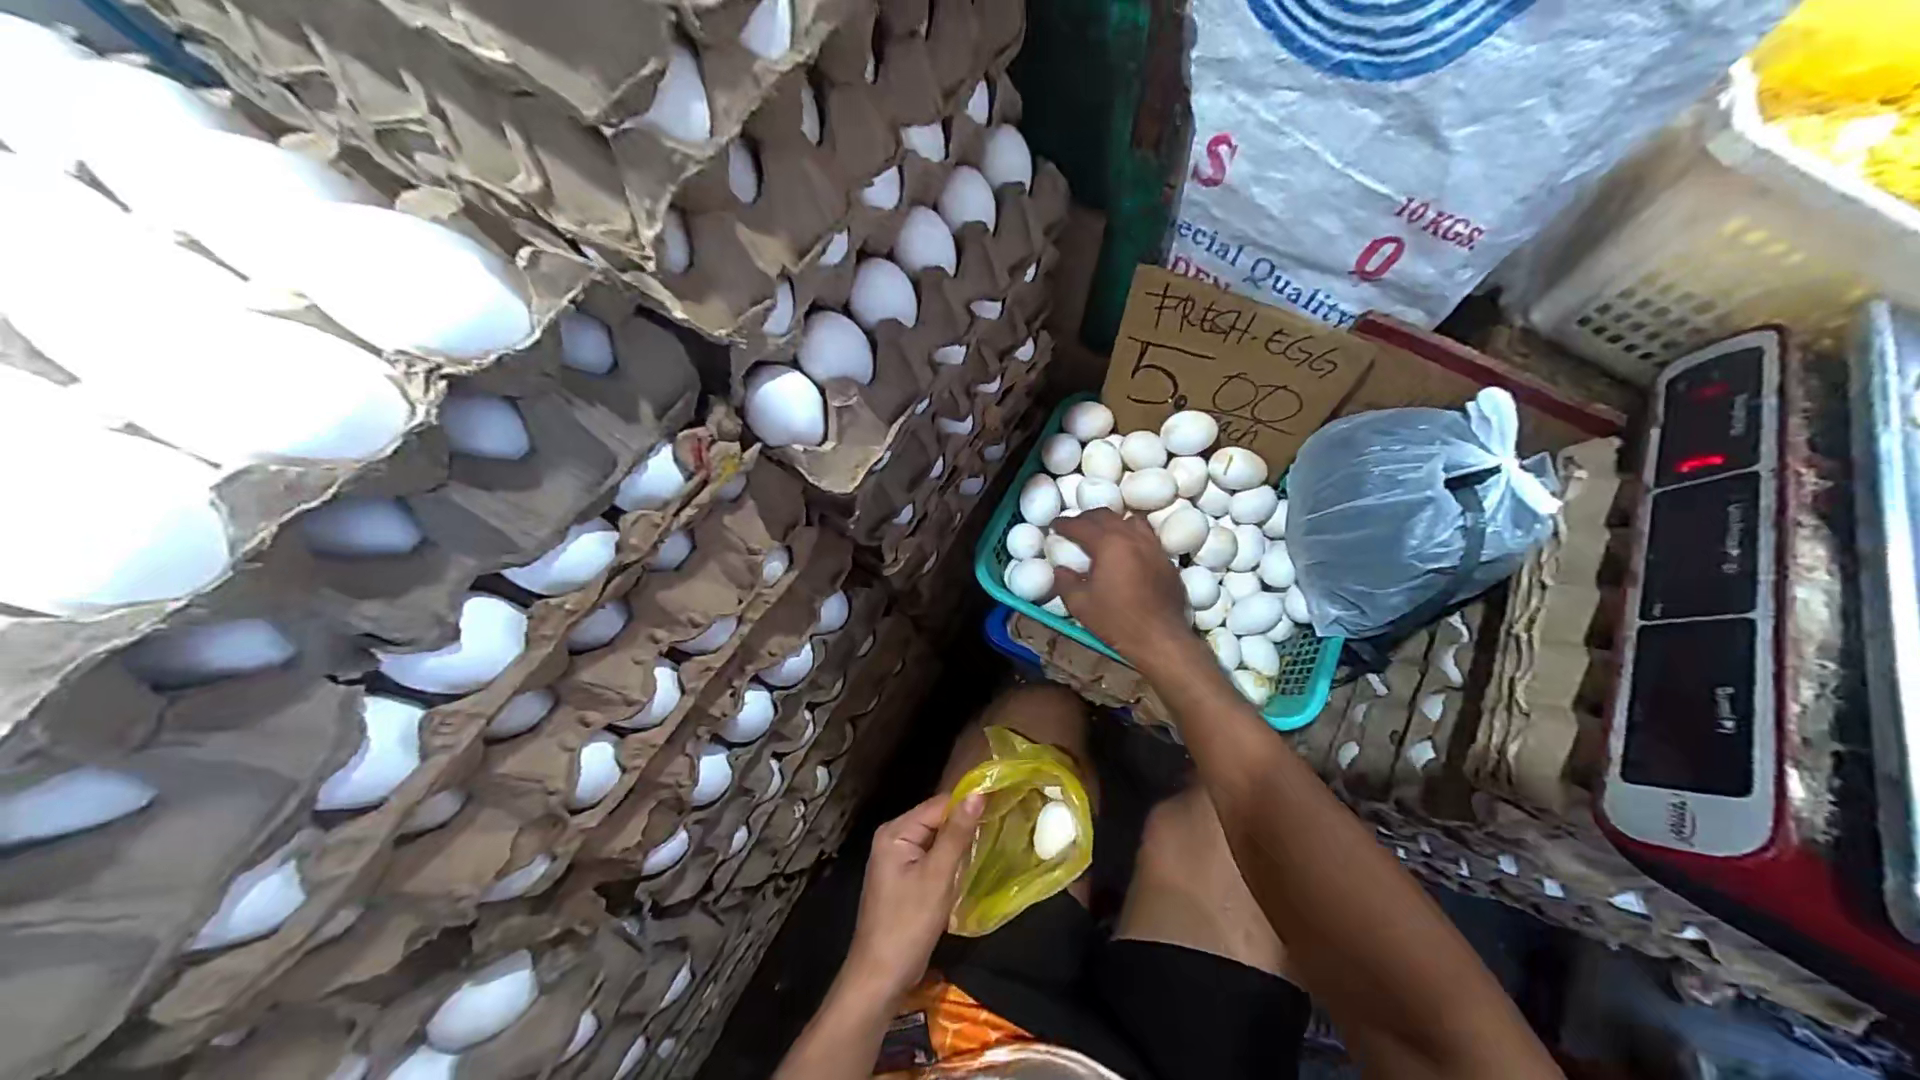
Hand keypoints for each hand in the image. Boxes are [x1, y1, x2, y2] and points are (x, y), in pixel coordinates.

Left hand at [844, 792, 985, 998]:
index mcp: (895, 831)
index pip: (938, 805)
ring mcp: (897, 860)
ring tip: (993, 841)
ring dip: (959, 844)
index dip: (968, 805)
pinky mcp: (904, 879)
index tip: (1001, 804)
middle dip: (964, 825)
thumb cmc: (908, 924)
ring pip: (936, 840)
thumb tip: (977, 794)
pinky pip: (931, 858)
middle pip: (936, 820)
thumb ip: (957, 833)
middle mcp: (892, 838)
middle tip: (1001, 825)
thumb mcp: (938, 876)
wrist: (880, 977)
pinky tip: (970, 867)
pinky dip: (950, 861)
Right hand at [1052, 510, 1195, 666]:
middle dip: (1087, 518)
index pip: (1082, 526)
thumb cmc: (1117, 622)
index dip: (1065, 524)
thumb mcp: (1080, 605)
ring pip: (1130, 521)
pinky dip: (1131, 535)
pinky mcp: (1166, 560)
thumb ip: (1065, 582)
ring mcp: (1154, 547)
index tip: (1054, 525)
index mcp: (1109, 545)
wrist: (1160, 639)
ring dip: (1112, 522)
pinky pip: (1147, 536)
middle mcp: (1133, 538)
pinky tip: (1127, 550)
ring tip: (1102, 533)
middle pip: (1107, 516)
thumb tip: (1060, 569)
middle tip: (1075, 527)